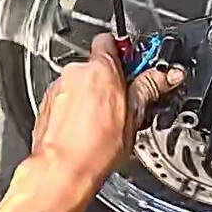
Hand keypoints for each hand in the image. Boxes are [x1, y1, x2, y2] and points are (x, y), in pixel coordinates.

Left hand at [28, 33, 181, 198]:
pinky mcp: (47, 103)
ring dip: (93, 96)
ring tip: (104, 122)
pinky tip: (86, 129)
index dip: (126, 55)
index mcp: (101, 68)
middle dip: (112, 80)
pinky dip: (76, 108)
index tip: (137, 71)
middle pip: (98, 65)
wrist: (62, 170)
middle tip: (125, 104)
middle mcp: (76, 72)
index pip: (112, 42)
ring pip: (81, 83)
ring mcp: (58, 87)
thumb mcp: (133, 117)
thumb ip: (148, 88)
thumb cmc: (95, 148)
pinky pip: (66, 98)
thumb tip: (164, 75)